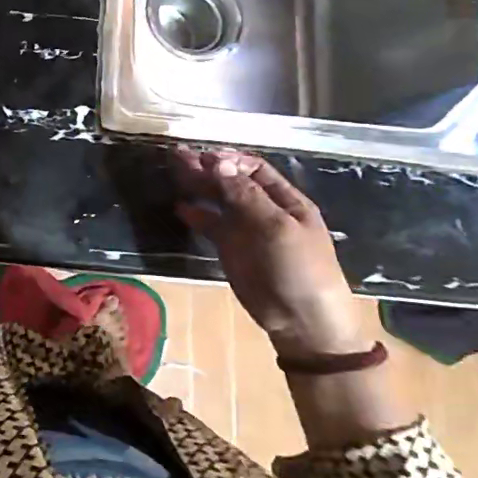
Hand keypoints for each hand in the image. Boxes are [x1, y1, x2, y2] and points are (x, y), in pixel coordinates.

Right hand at [172, 146, 374, 358]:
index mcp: (285, 200)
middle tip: (179, 156)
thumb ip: (246, 195)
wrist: (302, 321)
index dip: (229, 161)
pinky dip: (196, 215)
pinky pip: (211, 226)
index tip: (204, 157)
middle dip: (207, 169)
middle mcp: (264, 209)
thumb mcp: (278, 227)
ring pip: (219, 201)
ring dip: (198, 187)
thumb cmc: (300, 268)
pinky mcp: (231, 250)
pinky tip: (180, 206)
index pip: (254, 169)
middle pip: (232, 182)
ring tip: (175, 173)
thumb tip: (218, 163)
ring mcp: (246, 230)